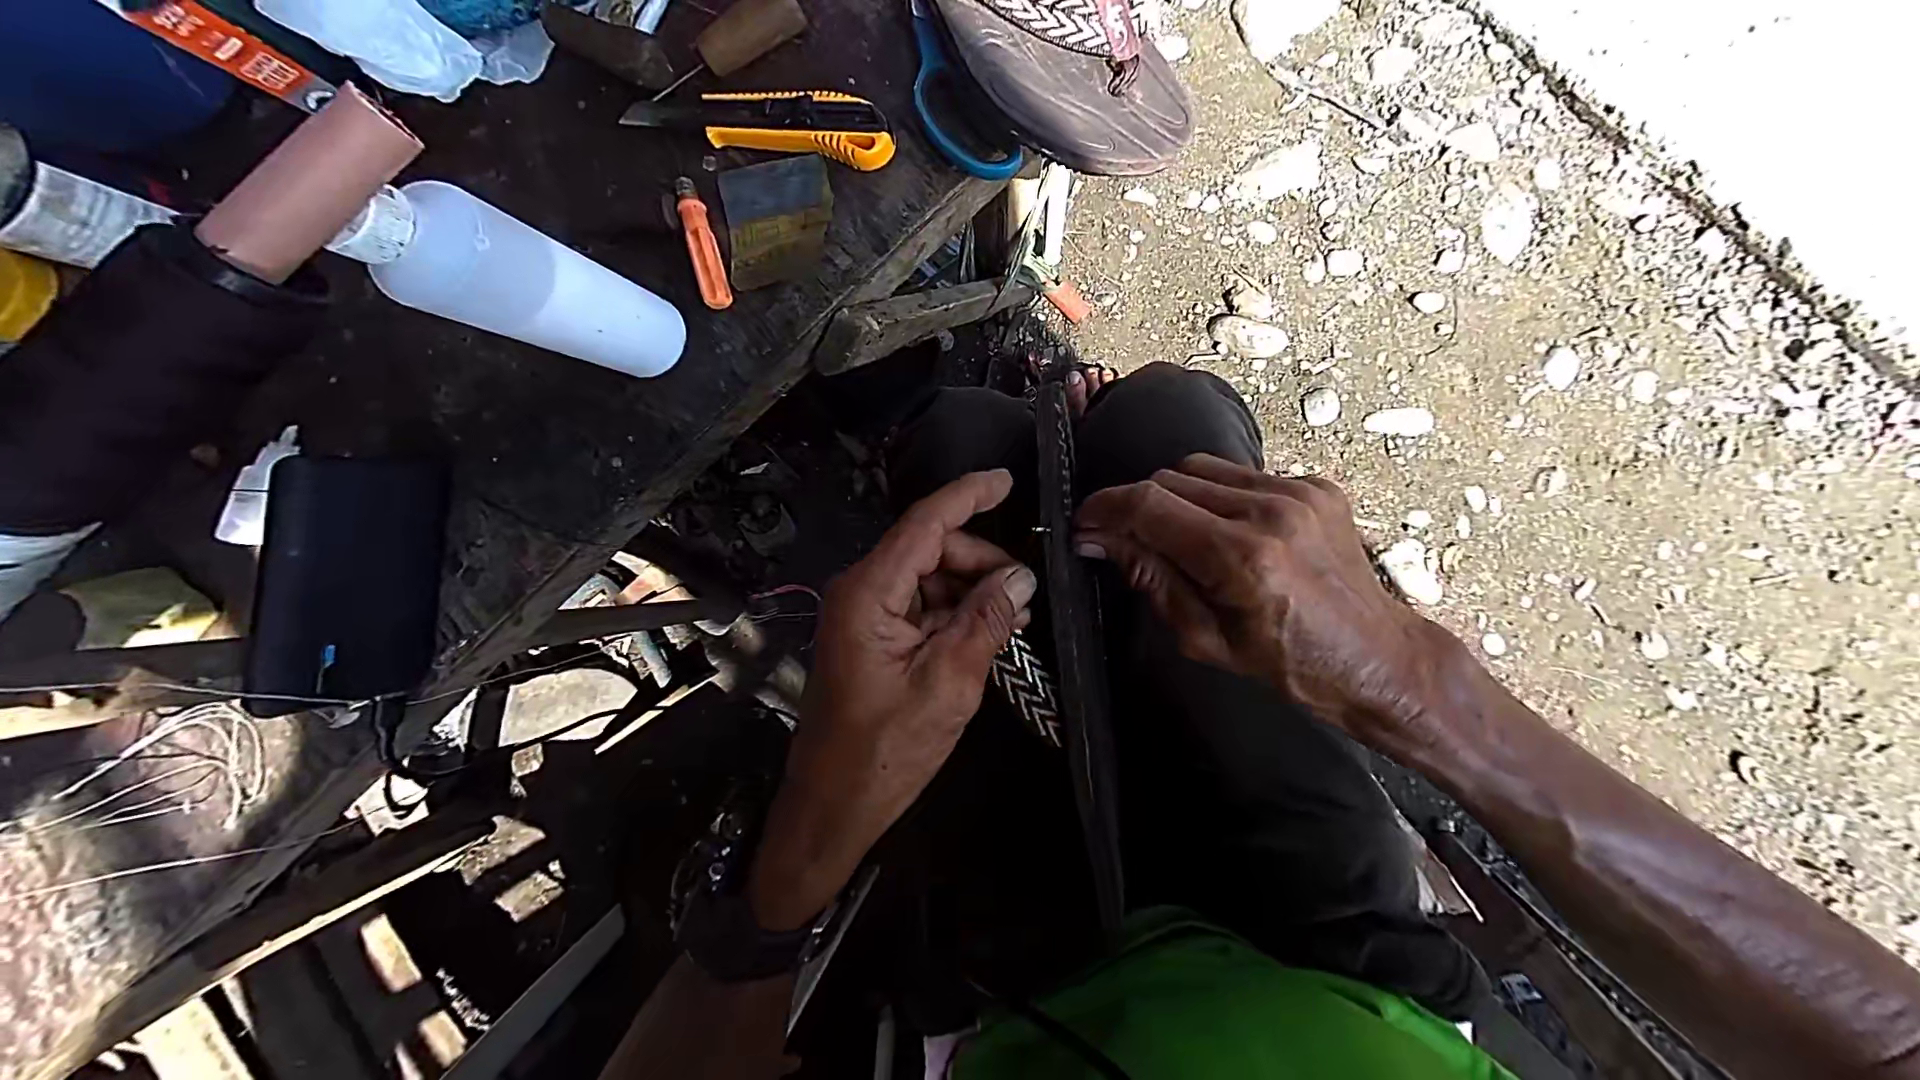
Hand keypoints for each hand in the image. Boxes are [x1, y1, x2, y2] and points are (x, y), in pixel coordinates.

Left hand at [751, 470, 1035, 928]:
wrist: (833, 806)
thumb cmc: (884, 751)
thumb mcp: (948, 684)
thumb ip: (985, 622)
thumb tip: (1022, 579)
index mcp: (868, 592)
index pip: (924, 524)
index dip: (967, 496)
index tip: (1005, 480)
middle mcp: (861, 592)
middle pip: (931, 550)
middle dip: (981, 562)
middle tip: (1026, 593)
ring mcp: (866, 615)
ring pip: (930, 578)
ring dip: (973, 590)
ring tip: (1016, 618)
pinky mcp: (875, 638)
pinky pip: (922, 607)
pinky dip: (957, 613)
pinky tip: (991, 631)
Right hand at [1073, 454, 1454, 750]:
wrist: (1377, 658)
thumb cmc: (1291, 663)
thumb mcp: (1203, 637)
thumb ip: (1149, 578)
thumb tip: (1100, 540)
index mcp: (1242, 559)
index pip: (1148, 505)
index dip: (1104, 508)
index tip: (1084, 521)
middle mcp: (1271, 513)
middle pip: (1168, 478)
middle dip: (1133, 505)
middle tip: (1120, 536)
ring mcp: (1298, 493)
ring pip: (1199, 468)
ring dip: (1171, 496)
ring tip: (1174, 534)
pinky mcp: (1314, 485)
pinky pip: (1238, 474)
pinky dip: (1212, 495)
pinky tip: (1218, 527)